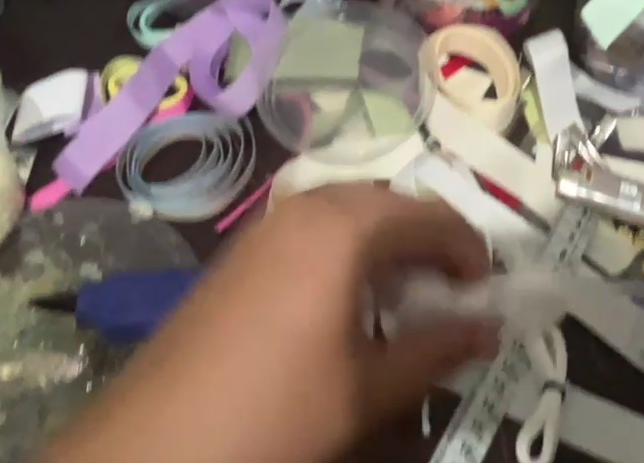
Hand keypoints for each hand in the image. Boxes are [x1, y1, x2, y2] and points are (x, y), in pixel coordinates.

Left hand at [42, 184, 498, 462]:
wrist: (152, 445)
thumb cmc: (275, 412)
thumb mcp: (366, 388)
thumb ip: (436, 349)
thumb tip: (491, 327)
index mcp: (346, 225)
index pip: (432, 216)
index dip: (469, 250)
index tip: (487, 294)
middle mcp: (310, 204)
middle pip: (391, 204)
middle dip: (429, 242)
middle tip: (449, 295)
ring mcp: (271, 222)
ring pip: (352, 211)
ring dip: (388, 245)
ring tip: (404, 300)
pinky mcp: (245, 247)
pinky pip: (316, 227)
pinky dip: (348, 250)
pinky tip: (348, 302)